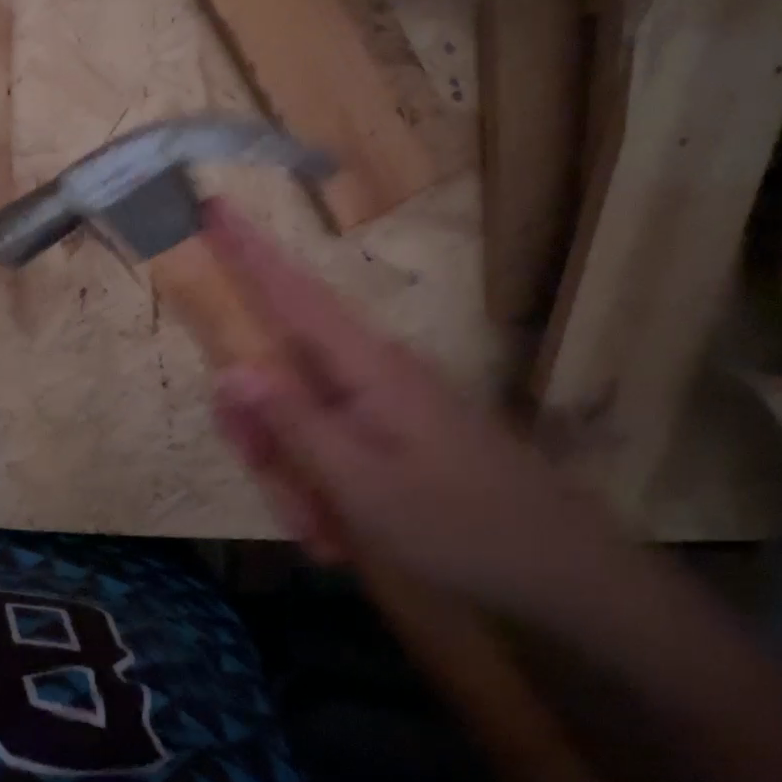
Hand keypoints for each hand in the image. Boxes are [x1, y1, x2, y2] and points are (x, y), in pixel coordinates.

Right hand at [202, 202, 627, 618]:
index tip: (212, 205)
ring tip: (322, 531)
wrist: (569, 576)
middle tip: (279, 491)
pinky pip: (326, 445)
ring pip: (296, 419)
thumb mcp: (355, 482)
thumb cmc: (460, 525)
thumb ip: (288, 422)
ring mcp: (382, 405)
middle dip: (260, 435)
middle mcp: (368, 373)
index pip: (289, 292)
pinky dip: (319, 489)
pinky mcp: (394, 434)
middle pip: (276, 373)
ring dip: (292, 477)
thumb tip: (230, 368)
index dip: (246, 251)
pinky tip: (338, 534)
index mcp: (362, 366)